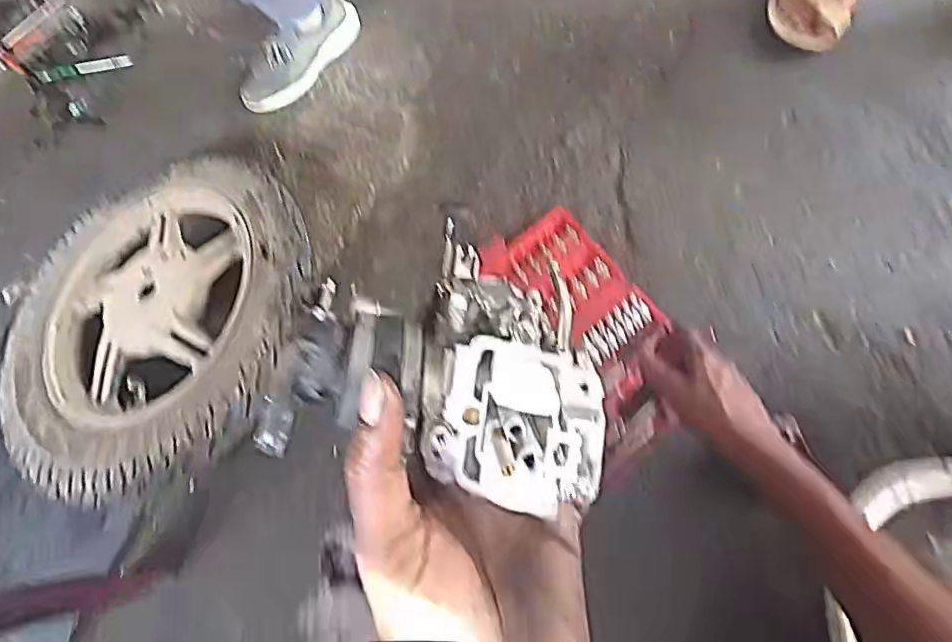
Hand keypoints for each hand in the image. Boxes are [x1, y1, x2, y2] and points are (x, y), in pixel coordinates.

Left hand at [345, 373, 590, 641]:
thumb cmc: (428, 630)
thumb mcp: (387, 546)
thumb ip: (374, 472)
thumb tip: (372, 396)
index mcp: (420, 476)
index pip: (426, 404)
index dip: (435, 369)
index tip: (448, 339)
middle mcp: (465, 474)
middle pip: (484, 405)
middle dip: (496, 377)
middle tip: (507, 350)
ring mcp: (512, 487)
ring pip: (529, 422)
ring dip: (540, 400)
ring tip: (545, 377)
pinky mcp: (555, 504)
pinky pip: (571, 459)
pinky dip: (579, 436)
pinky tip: (577, 416)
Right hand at [639, 328, 786, 464]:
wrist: (753, 443)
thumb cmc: (714, 417)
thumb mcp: (674, 392)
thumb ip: (654, 369)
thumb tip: (640, 353)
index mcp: (702, 353)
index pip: (679, 330)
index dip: (662, 337)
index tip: (650, 347)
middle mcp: (718, 359)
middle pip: (689, 350)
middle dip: (670, 361)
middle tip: (657, 376)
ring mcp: (731, 377)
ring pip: (699, 370)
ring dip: (682, 380)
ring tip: (671, 401)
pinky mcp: (738, 396)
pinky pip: (710, 387)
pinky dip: (696, 394)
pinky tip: (691, 414)